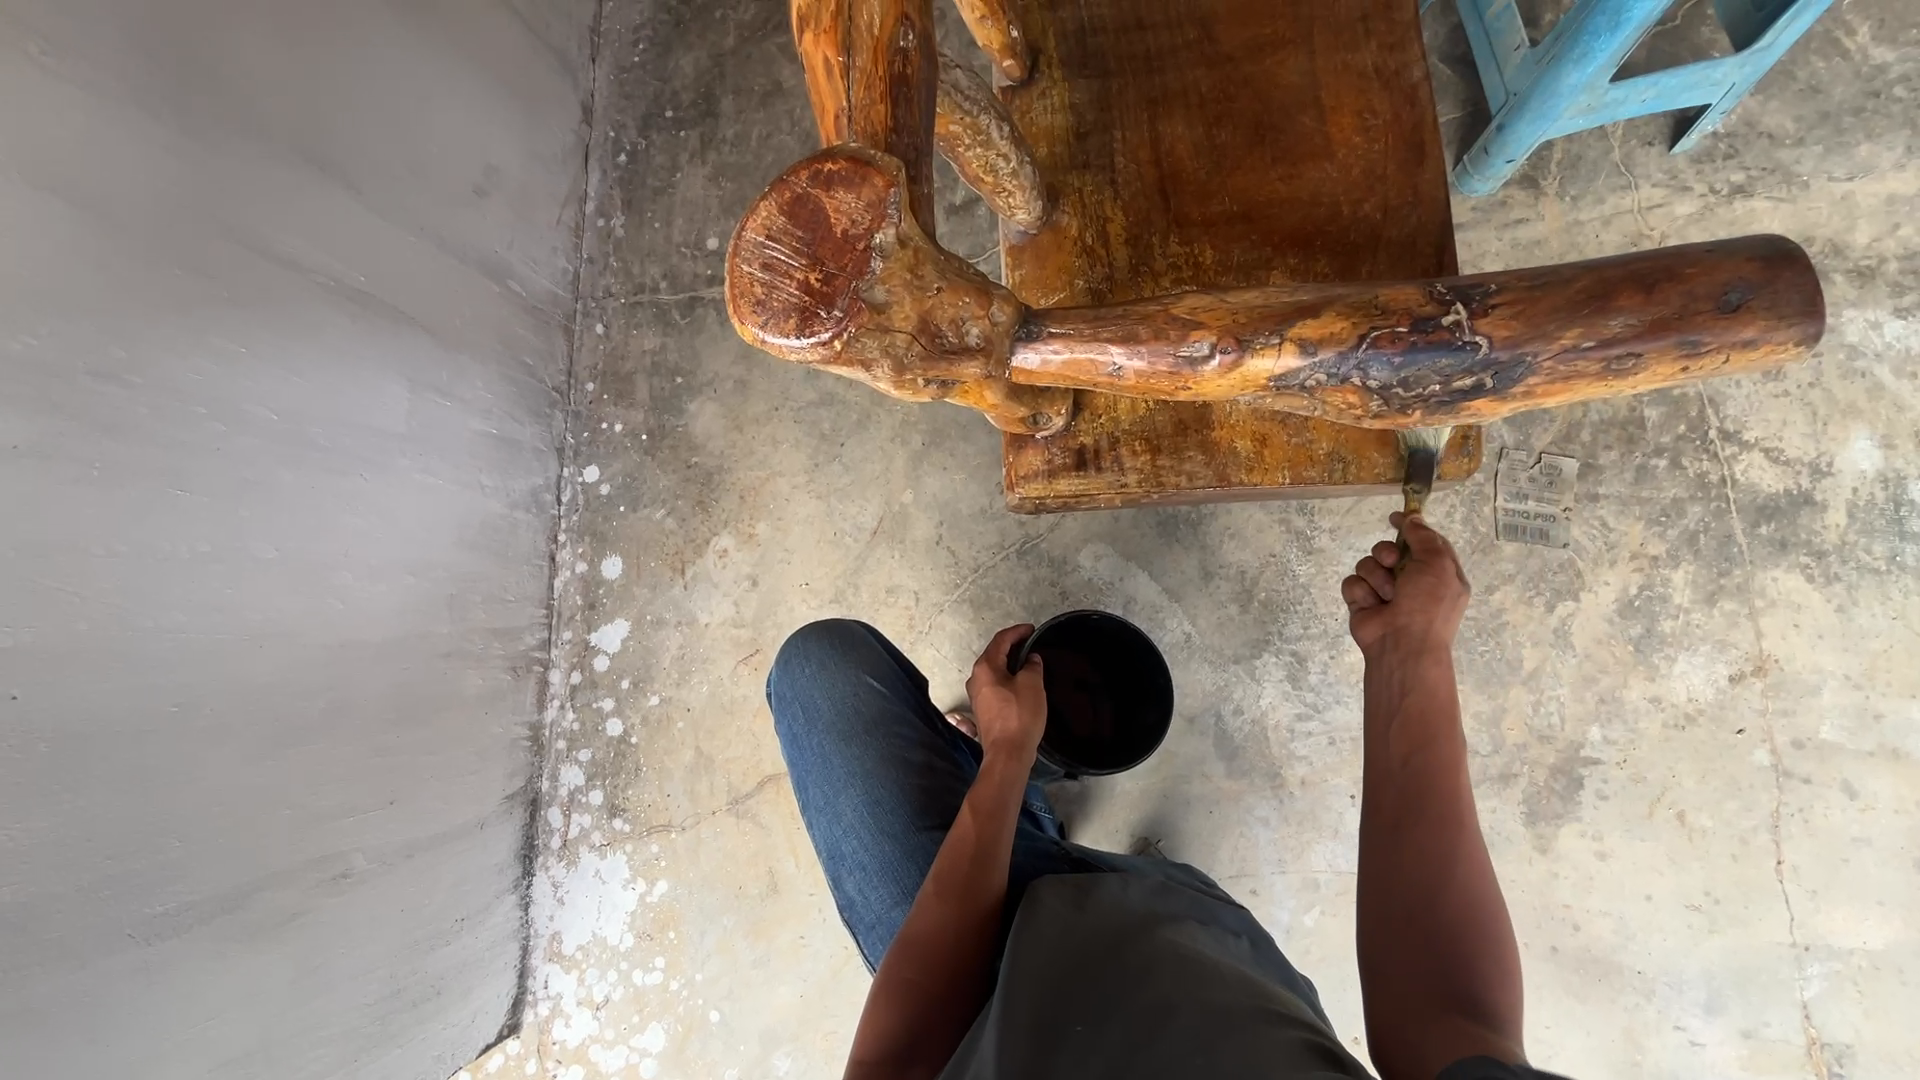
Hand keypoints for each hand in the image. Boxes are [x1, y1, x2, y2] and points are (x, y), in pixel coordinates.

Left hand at [964, 624, 1047, 763]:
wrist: (1008, 753)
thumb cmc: (1020, 715)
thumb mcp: (1032, 685)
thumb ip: (1032, 666)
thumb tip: (1030, 659)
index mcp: (985, 667)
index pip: (1001, 640)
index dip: (1017, 632)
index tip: (1032, 629)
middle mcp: (976, 678)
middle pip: (994, 654)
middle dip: (1012, 646)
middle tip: (1030, 642)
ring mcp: (977, 695)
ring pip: (993, 671)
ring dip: (1009, 663)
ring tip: (1027, 660)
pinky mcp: (983, 709)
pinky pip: (994, 685)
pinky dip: (1006, 678)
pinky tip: (1019, 682)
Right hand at [1342, 512, 1470, 658]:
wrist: (1402, 644)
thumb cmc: (1428, 605)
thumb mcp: (1437, 564)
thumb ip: (1424, 537)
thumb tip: (1413, 518)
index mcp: (1437, 573)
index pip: (1423, 542)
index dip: (1410, 528)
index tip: (1396, 517)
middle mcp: (1410, 580)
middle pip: (1389, 549)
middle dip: (1387, 553)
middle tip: (1393, 563)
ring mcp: (1383, 591)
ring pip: (1368, 564)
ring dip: (1376, 576)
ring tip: (1386, 595)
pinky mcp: (1361, 601)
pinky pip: (1353, 582)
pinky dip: (1361, 591)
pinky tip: (1371, 605)